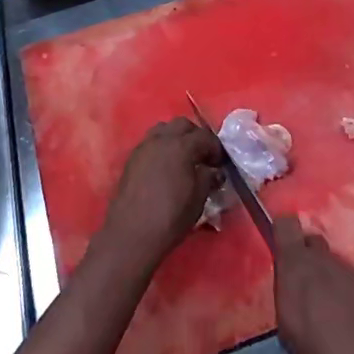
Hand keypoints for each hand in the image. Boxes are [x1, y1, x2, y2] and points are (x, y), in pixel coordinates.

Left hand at [98, 118, 221, 265]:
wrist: (134, 229)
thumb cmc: (171, 215)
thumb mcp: (199, 199)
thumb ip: (208, 178)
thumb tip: (214, 171)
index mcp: (180, 146)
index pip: (204, 136)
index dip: (216, 148)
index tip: (220, 163)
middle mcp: (160, 139)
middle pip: (181, 125)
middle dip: (195, 136)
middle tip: (203, 157)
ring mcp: (143, 146)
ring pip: (163, 129)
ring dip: (176, 138)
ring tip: (184, 160)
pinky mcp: (132, 157)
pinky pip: (151, 142)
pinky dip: (162, 147)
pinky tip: (166, 167)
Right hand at [274, 215, 353, 353]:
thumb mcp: (288, 330)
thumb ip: (284, 296)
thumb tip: (287, 285)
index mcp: (298, 264)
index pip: (285, 223)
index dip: (279, 231)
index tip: (277, 249)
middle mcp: (326, 261)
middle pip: (310, 241)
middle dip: (303, 256)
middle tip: (300, 287)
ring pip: (331, 263)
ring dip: (325, 277)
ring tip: (325, 311)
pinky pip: (350, 282)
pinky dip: (345, 294)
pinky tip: (347, 323)